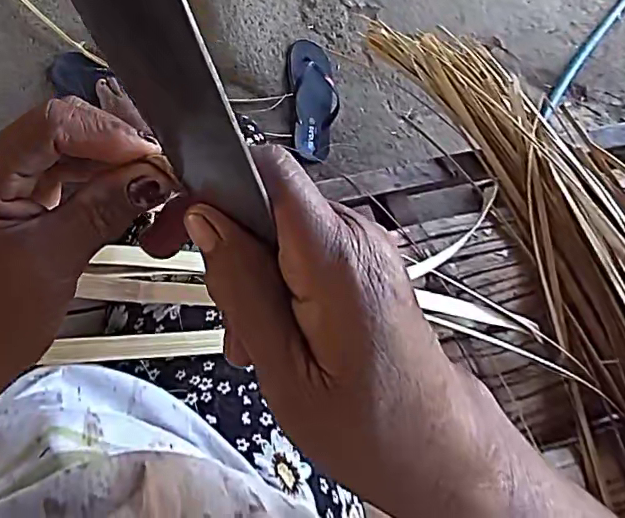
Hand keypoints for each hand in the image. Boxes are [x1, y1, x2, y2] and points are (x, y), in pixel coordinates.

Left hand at [0, 97, 177, 395]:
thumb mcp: (55, 260)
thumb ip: (103, 208)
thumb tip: (152, 176)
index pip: (50, 124)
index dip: (103, 132)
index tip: (147, 154)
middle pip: (61, 126)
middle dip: (111, 139)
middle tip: (156, 163)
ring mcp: (9, 180)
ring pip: (69, 145)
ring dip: (110, 156)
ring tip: (149, 174)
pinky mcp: (25, 196)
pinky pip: (68, 170)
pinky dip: (100, 174)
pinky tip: (127, 186)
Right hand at [186, 145, 609, 517]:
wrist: (446, 455)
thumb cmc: (375, 431)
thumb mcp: (286, 374)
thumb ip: (242, 288)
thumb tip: (203, 220)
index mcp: (335, 254)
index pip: (267, 168)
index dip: (214, 184)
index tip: (178, 226)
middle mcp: (354, 232)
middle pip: (265, 200)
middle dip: (227, 244)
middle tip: (217, 309)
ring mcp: (362, 242)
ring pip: (277, 225)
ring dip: (249, 270)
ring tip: (252, 339)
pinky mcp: (362, 257)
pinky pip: (300, 244)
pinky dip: (275, 277)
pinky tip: (275, 331)